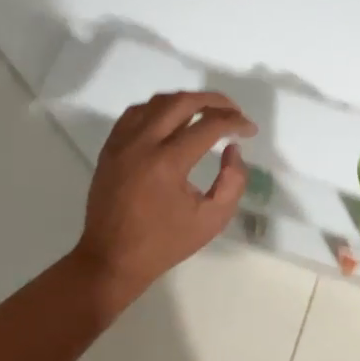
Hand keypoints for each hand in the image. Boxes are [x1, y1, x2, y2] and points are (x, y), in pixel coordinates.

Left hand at [70, 91, 256, 302]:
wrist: (112, 259)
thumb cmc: (165, 243)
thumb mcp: (212, 220)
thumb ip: (233, 181)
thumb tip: (232, 149)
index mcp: (168, 163)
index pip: (209, 125)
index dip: (235, 122)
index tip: (249, 129)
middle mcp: (142, 144)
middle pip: (182, 102)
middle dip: (214, 101)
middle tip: (233, 111)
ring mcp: (122, 143)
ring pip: (157, 102)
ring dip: (186, 101)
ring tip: (206, 113)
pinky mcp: (110, 148)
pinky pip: (135, 113)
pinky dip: (158, 109)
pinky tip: (172, 121)